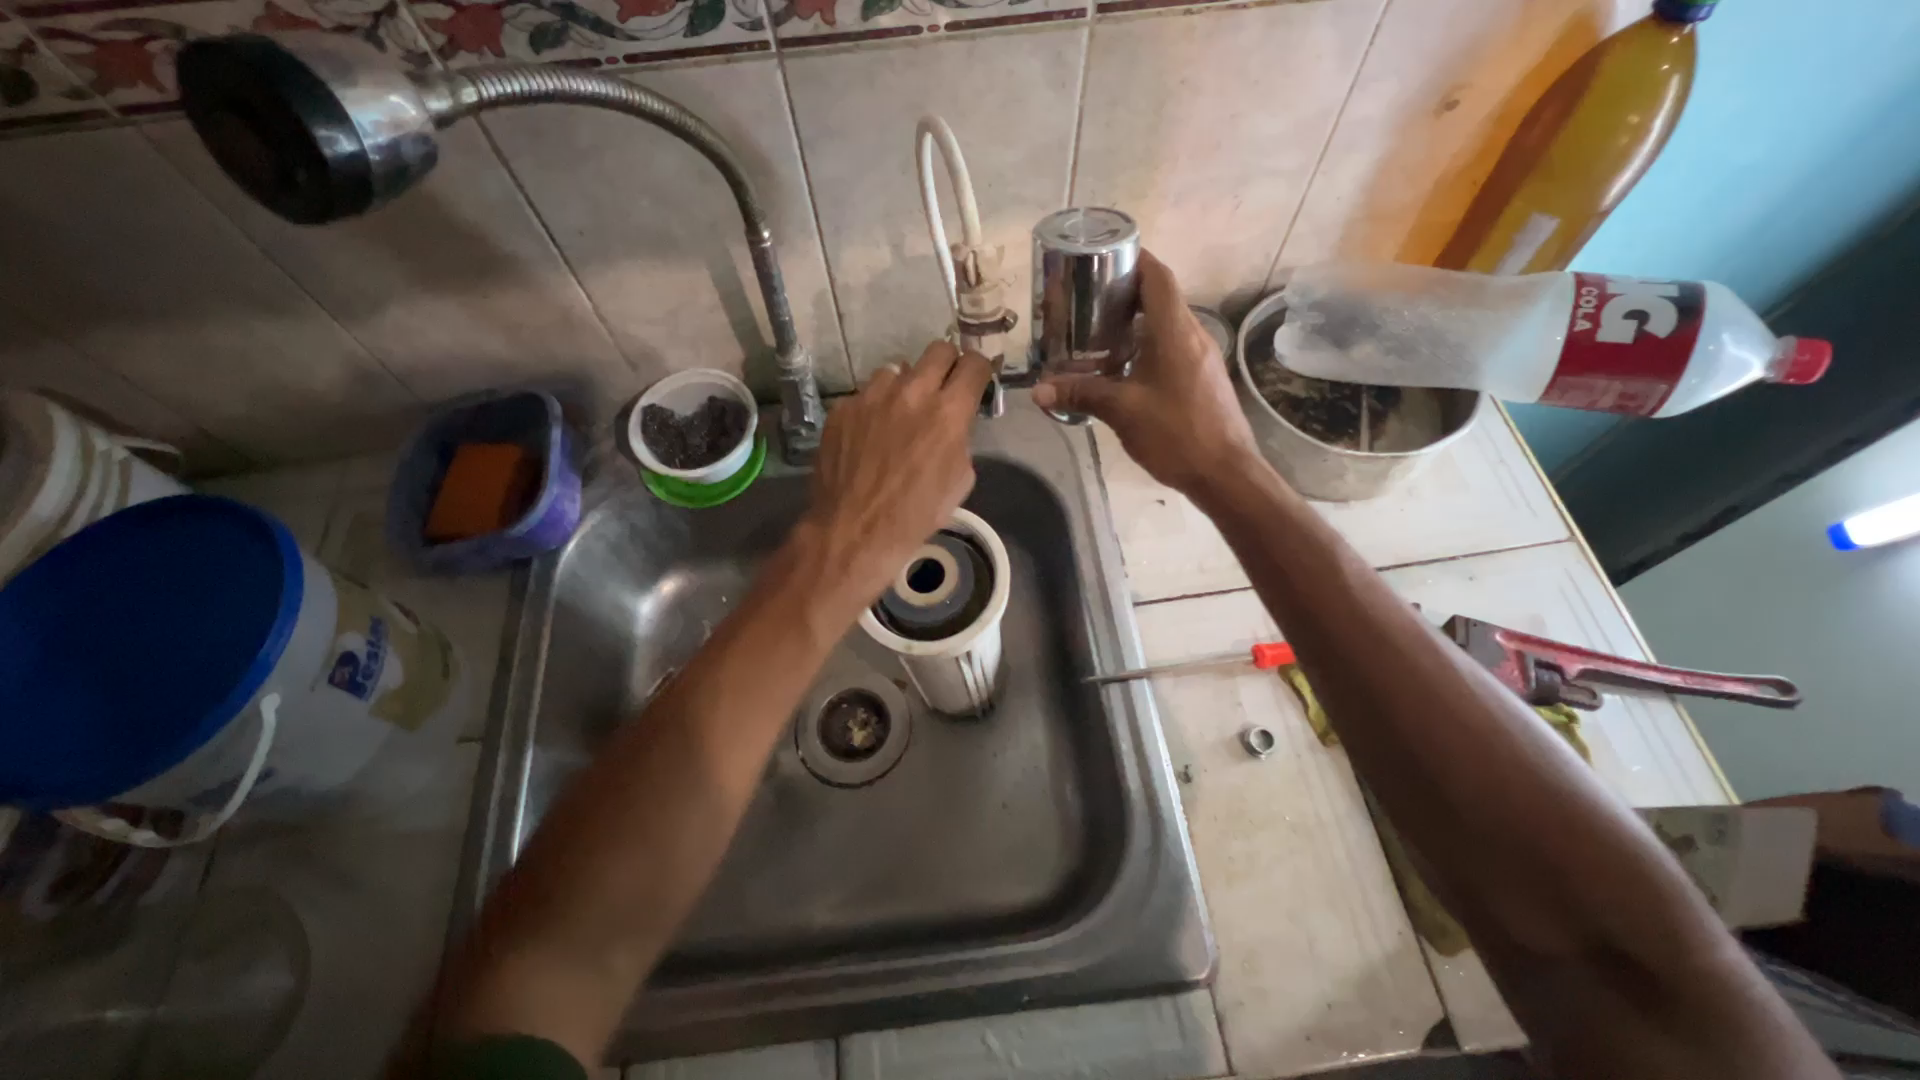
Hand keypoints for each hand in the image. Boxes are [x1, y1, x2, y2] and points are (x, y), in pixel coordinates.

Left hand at [797, 341, 993, 606]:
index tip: (976, 378)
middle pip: (938, 350)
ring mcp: (872, 397)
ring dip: (905, 385)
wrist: (855, 531)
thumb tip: (952, 425)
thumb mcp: (959, 480)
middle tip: (943, 386)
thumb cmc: (916, 515)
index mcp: (948, 413)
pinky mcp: (843, 408)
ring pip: (897, 370)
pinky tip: (870, 434)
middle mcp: (911, 393)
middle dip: (946, 365)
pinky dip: (873, 408)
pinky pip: (865, 394)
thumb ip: (960, 439)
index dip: (979, 368)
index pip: (974, 364)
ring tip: (900, 412)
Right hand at [1031, 251, 1261, 497]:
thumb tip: (1038, 391)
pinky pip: (1174, 346)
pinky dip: (1148, 345)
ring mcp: (1202, 357)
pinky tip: (1124, 367)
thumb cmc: (1176, 433)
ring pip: (1168, 323)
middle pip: (1161, 296)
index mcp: (1175, 331)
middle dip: (1125, 292)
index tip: (1102, 260)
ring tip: (1098, 332)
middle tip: (1087, 301)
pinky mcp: (1204, 378)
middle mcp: (1193, 335)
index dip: (1133, 260)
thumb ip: (1080, 395)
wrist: (1226, 473)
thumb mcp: (1121, 411)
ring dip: (1136, 322)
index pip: (1157, 276)